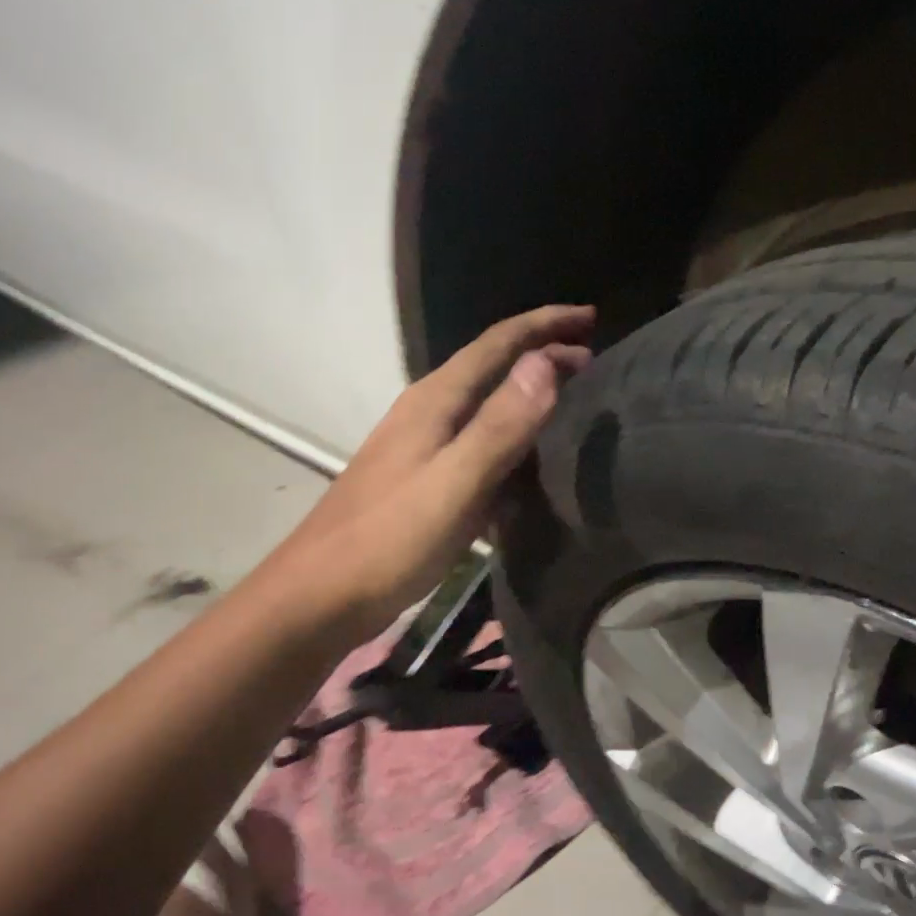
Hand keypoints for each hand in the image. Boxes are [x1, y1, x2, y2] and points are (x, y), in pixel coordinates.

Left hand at [256, 305, 593, 638]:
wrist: (320, 596)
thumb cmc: (389, 539)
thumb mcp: (455, 483)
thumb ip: (501, 425)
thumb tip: (547, 362)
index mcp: (436, 402)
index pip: (497, 344)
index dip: (545, 326)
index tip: (593, 320)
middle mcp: (430, 413)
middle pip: (493, 366)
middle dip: (544, 353)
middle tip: (596, 362)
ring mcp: (426, 447)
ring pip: (489, 403)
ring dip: (532, 393)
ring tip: (576, 399)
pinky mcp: (429, 479)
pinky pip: (484, 441)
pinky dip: (518, 434)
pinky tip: (537, 458)